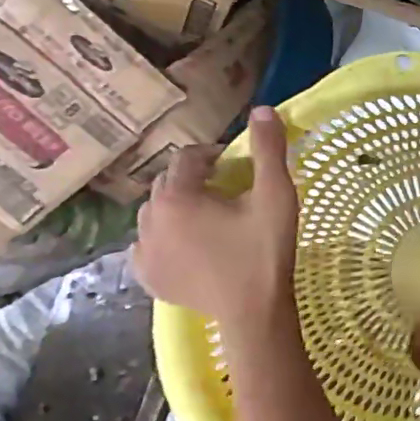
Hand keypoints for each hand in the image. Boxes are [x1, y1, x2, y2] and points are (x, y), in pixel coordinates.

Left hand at [133, 106, 299, 324]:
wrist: (253, 310)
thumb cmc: (264, 249)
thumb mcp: (276, 195)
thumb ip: (268, 150)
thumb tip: (263, 109)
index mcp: (177, 197)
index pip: (187, 159)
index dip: (215, 156)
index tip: (241, 167)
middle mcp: (149, 220)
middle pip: (168, 185)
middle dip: (195, 181)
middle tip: (230, 193)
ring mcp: (143, 251)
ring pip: (156, 214)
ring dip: (180, 208)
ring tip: (212, 220)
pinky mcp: (147, 276)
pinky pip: (149, 245)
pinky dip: (167, 238)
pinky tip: (193, 247)